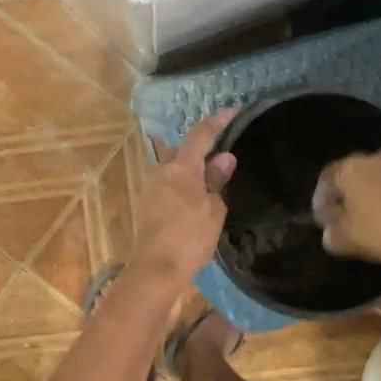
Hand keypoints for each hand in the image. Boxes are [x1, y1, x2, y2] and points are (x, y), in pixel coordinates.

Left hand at [130, 111, 237, 283]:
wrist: (155, 270)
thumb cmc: (189, 238)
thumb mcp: (212, 209)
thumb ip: (216, 181)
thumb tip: (224, 158)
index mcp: (181, 167)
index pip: (201, 134)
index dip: (218, 121)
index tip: (233, 111)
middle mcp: (161, 171)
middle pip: (184, 151)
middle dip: (203, 148)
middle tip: (224, 151)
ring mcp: (150, 188)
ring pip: (175, 169)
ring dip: (192, 169)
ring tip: (213, 178)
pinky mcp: (146, 206)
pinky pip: (169, 186)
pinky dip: (183, 185)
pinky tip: (195, 197)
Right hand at [312, 150, 380, 263]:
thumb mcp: (348, 240)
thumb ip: (332, 235)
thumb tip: (330, 232)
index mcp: (348, 168)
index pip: (326, 179)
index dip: (321, 200)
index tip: (323, 220)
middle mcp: (374, 157)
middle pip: (354, 175)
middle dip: (349, 196)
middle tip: (349, 219)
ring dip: (376, 195)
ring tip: (377, 219)